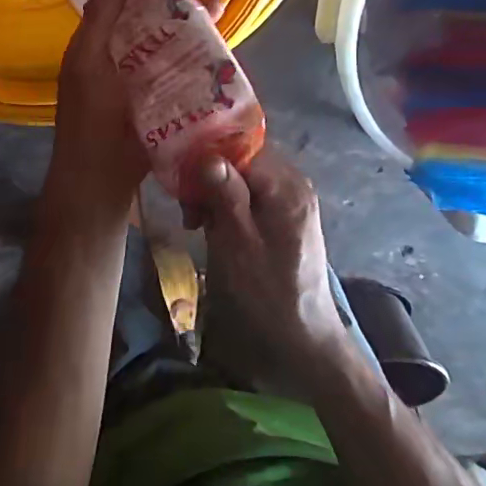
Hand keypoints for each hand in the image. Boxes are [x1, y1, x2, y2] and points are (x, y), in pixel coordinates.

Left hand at [50, 0, 220, 212]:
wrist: (103, 176)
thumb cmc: (89, 117)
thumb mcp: (86, 63)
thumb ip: (99, 20)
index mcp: (100, 44)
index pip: (123, 3)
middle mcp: (125, 57)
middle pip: (155, 18)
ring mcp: (149, 79)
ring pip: (176, 41)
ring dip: (197, 22)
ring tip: (219, 3)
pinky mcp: (170, 99)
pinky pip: (189, 70)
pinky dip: (205, 55)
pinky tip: (223, 42)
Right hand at [186, 148, 353, 393]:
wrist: (303, 336)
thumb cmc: (266, 290)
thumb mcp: (237, 241)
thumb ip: (225, 193)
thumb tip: (207, 154)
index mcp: (286, 186)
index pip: (238, 148)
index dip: (206, 162)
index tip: (183, 189)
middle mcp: (293, 183)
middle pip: (240, 160)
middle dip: (208, 178)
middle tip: (189, 213)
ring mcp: (291, 199)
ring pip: (242, 177)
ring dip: (215, 194)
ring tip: (198, 223)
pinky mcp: (285, 216)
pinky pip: (251, 195)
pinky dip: (228, 205)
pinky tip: (214, 227)